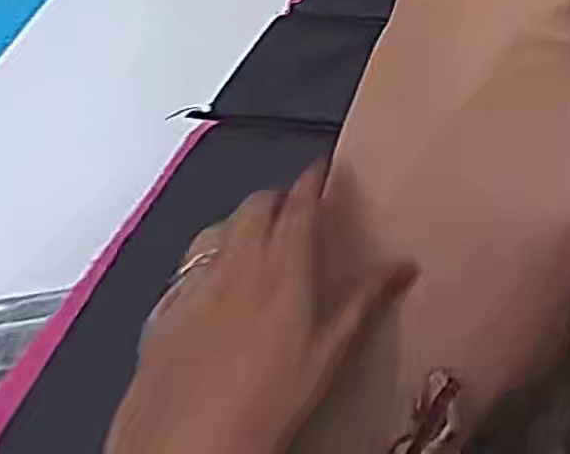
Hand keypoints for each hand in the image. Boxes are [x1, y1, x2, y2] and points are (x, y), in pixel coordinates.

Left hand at [105, 163, 414, 453]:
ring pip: (219, 228)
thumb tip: (406, 265)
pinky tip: (214, 284)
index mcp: (284, 268)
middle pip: (256, 205)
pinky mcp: (163, 313)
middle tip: (296, 205)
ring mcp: (196, 287)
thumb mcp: (327, 354)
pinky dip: (208, 257)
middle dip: (278, 195)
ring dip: (241, 221)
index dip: (311, 179)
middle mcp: (239, 265)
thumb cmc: (268, 403)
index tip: (322, 166)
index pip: (299, 204)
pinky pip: (189, 265)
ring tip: (256, 236)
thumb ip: (364, 300)